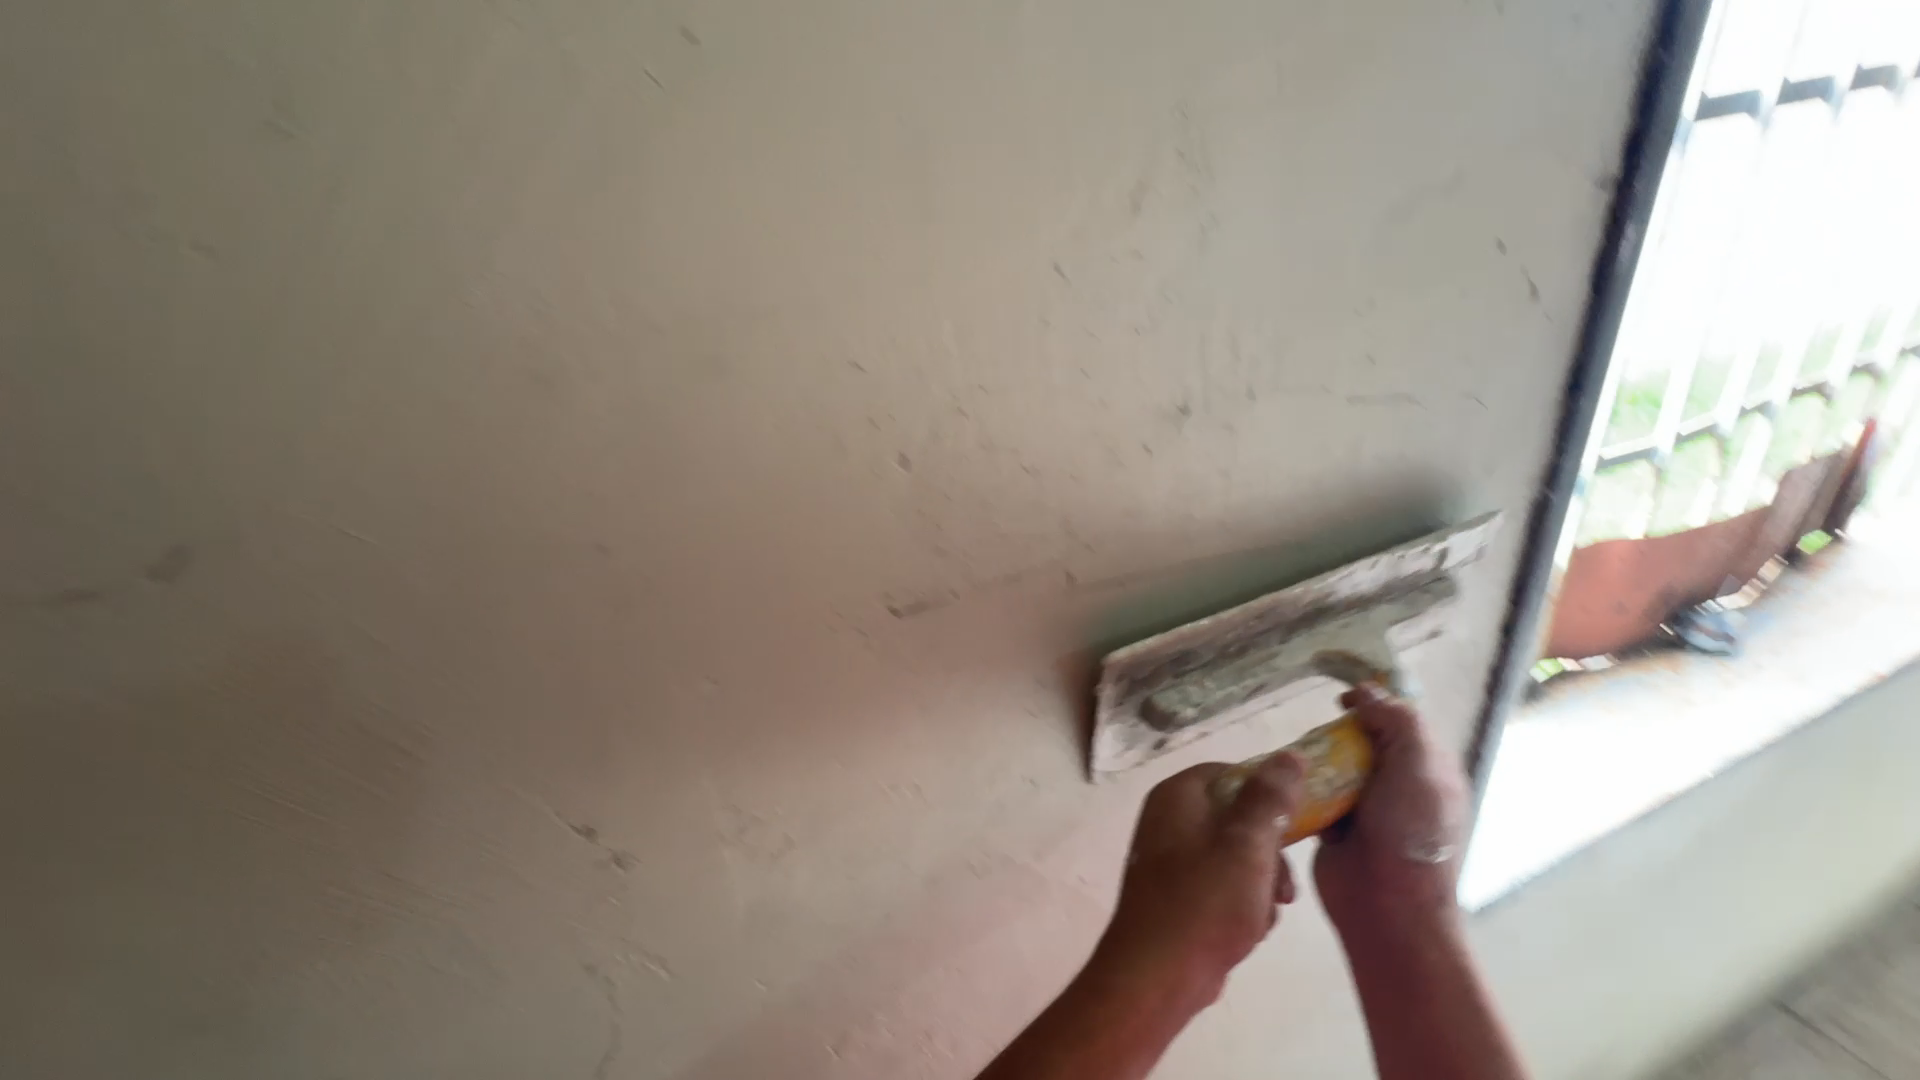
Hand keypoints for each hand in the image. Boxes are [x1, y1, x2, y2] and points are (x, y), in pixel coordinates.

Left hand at [1089, 754, 1304, 1006]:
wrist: (1159, 974)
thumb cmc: (1204, 901)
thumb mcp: (1247, 844)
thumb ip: (1269, 798)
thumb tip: (1288, 755)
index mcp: (1177, 796)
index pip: (1230, 772)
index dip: (1266, 793)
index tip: (1295, 822)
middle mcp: (1169, 819)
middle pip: (1238, 817)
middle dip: (1269, 852)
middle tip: (1283, 886)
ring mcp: (1171, 857)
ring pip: (1236, 855)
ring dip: (1261, 883)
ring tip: (1265, 913)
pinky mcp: (1178, 893)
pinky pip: (1223, 885)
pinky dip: (1242, 904)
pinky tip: (1249, 930)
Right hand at [1314, 685, 1470, 931]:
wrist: (1387, 905)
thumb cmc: (1410, 833)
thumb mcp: (1418, 767)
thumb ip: (1397, 722)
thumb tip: (1365, 692)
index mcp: (1428, 770)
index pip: (1401, 721)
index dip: (1374, 703)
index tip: (1341, 700)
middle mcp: (1399, 785)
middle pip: (1362, 741)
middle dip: (1337, 734)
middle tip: (1316, 734)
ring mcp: (1365, 808)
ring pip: (1334, 766)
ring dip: (1315, 761)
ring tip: (1295, 758)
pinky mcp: (1334, 827)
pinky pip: (1313, 795)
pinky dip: (1301, 787)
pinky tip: (1284, 781)